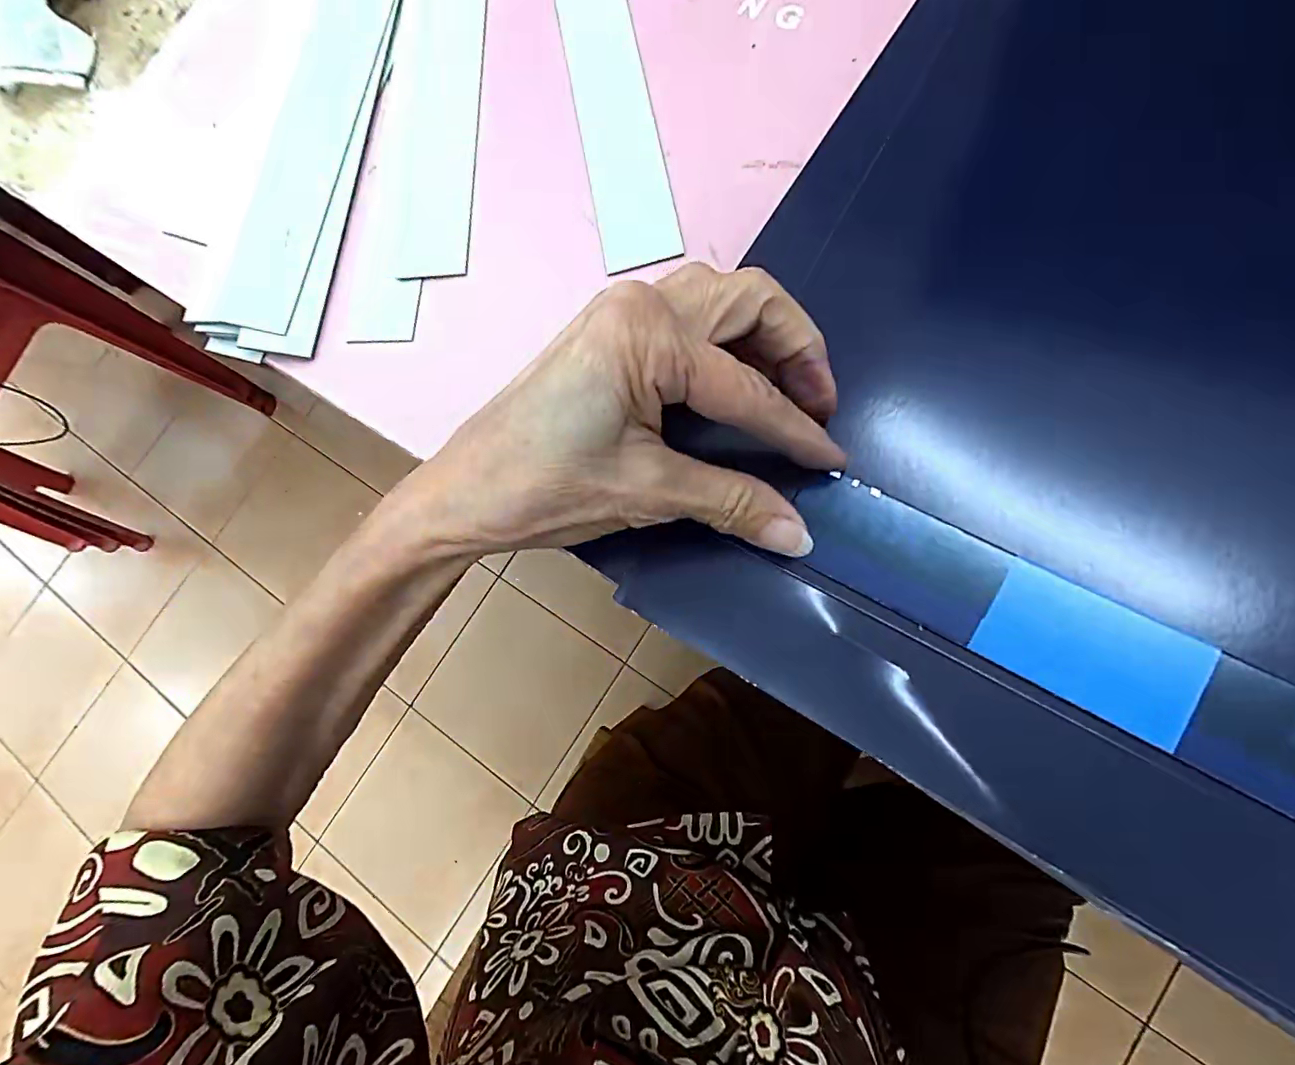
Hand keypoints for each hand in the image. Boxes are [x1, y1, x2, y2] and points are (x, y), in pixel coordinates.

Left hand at [388, 263, 847, 557]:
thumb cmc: (545, 488)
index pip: (747, 387)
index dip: (796, 430)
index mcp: (648, 336)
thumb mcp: (647, 493)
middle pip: (748, 301)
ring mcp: (619, 312)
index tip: (830, 460)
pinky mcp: (608, 333)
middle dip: (796, 349)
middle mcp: (639, 304)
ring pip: (719, 301)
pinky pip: (687, 320)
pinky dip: (725, 346)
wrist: (464, 492)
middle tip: (816, 406)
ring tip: (786, 393)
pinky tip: (736, 386)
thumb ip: (730, 501)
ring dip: (762, 340)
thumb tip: (800, 533)